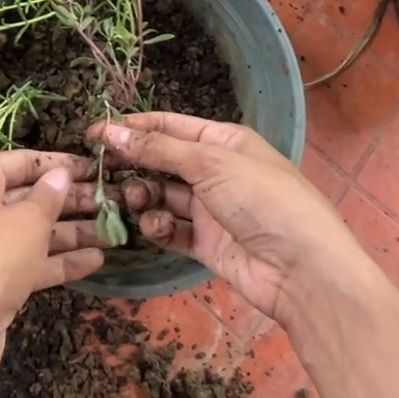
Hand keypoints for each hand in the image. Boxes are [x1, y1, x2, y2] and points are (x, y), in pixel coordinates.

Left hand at [0, 149, 110, 370]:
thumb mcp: (27, 220)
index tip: (93, 166)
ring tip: (113, 231)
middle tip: (110, 200)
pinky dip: (59, 261)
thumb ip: (48, 196)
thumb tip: (60, 175)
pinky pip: (30, 261)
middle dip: (70, 200)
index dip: (58, 164)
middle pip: (28, 196)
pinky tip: (96, 260)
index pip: (21, 162)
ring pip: (33, 231)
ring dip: (72, 232)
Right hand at [92, 112, 354, 329]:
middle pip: (162, 161)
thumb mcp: (210, 163)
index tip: (93, 132)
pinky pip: (172, 229)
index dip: (131, 127)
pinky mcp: (207, 244)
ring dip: (143, 196)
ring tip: (131, 200)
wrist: (305, 271)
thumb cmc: (262, 199)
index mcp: (223, 140)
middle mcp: (216, 170)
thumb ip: (158, 149)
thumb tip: (110, 131)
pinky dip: (157, 227)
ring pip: (163, 195)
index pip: (168, 126)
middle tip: (99, 170)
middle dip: (133, 164)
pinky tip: (152, 227)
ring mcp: (211, 209)